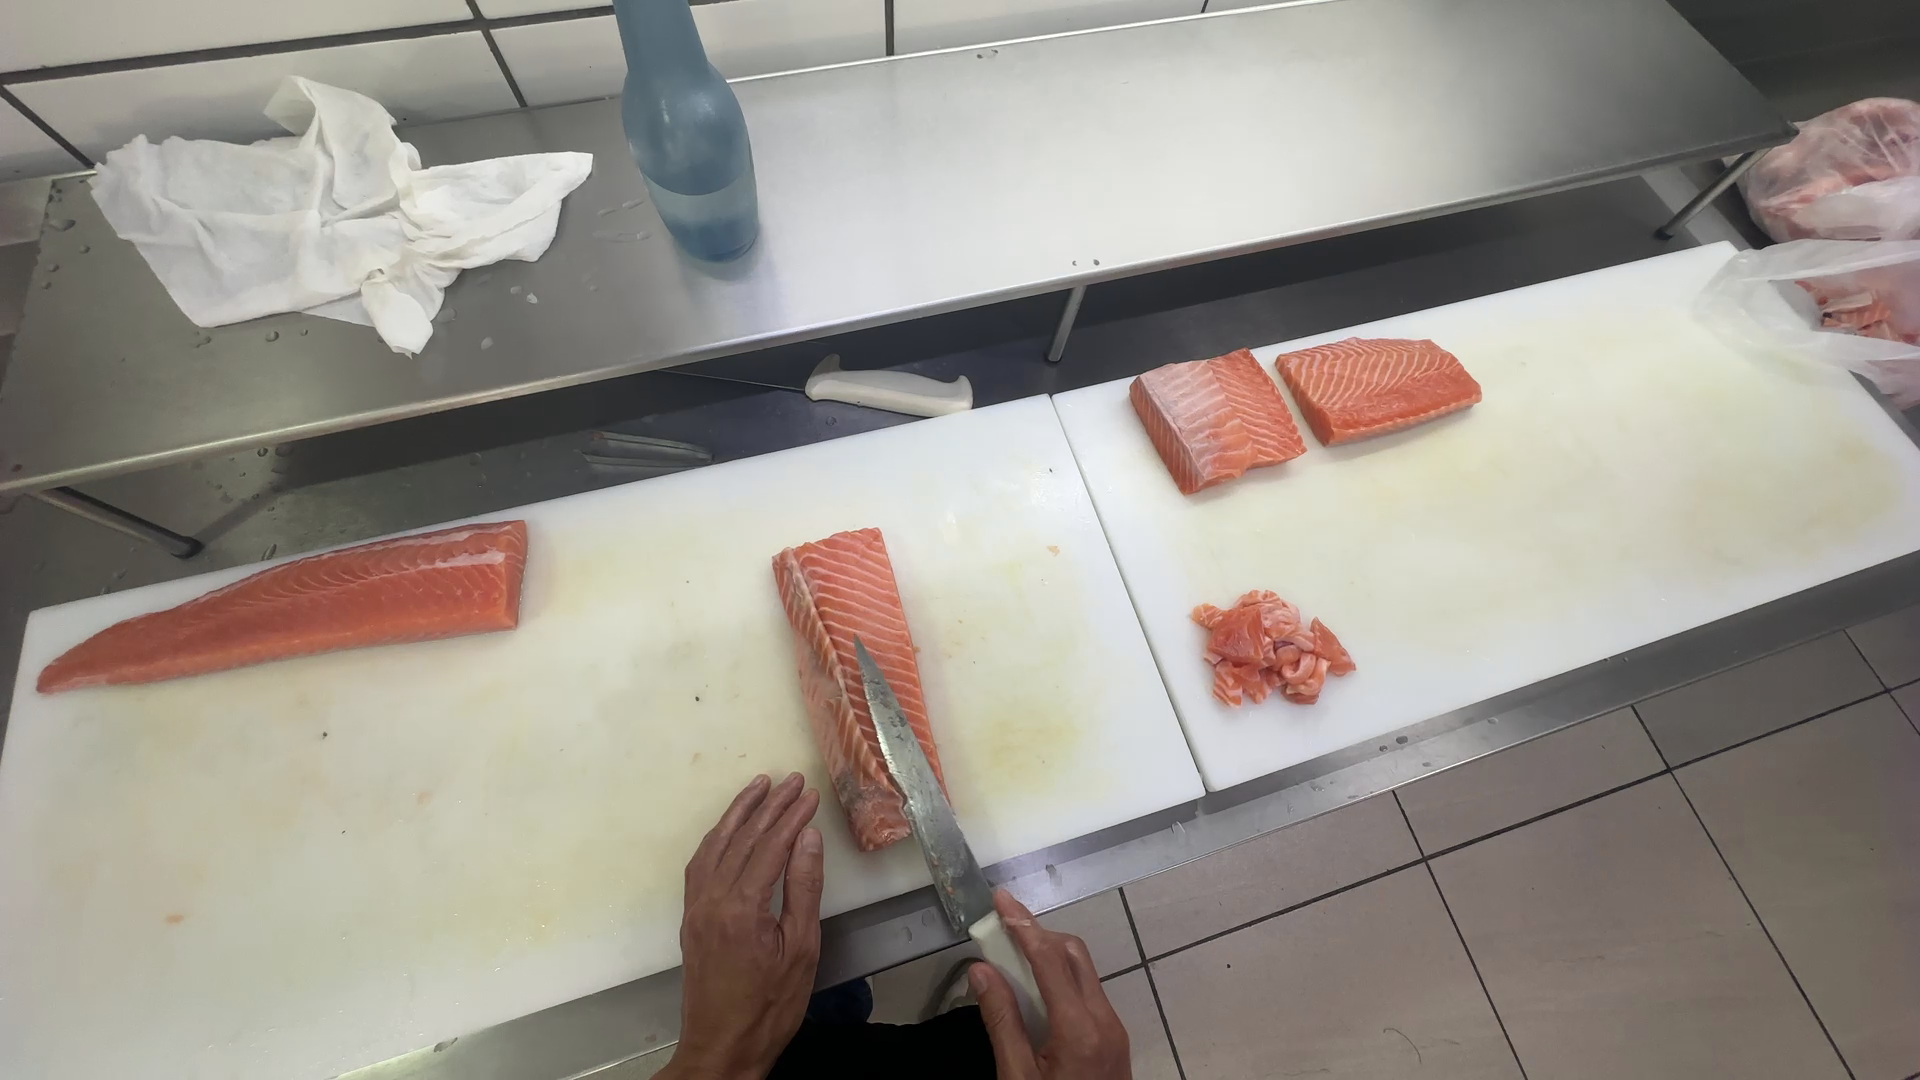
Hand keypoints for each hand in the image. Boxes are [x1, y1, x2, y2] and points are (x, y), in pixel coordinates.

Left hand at [662, 773, 823, 1079]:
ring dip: (739, 811)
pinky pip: (700, 863)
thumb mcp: (801, 950)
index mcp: (743, 907)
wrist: (720, 1050)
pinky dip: (717, 836)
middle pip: (743, 838)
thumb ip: (804, 888)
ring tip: (760, 785)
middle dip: (770, 805)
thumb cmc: (770, 1005)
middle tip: (792, 780)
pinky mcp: (690, 916)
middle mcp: (713, 899)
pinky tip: (729, 826)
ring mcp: (696, 906)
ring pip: (716, 844)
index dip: (792, 816)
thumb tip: (808, 837)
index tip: (810, 793)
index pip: (770, 846)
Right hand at [970, 890, 1131, 1079]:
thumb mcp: (1017, 1079)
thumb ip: (1001, 1021)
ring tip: (1013, 954)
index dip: (1023, 924)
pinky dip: (1060, 978)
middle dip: (1038, 933)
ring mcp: (1114, 1029)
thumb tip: (981, 968)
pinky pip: (1087, 992)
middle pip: (1073, 954)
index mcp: (1080, 1029)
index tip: (1001, 898)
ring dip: (1049, 954)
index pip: (1050, 959)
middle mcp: (1105, 1019)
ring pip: (1083, 970)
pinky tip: (1035, 989)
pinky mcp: (1114, 1040)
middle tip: (1003, 927)